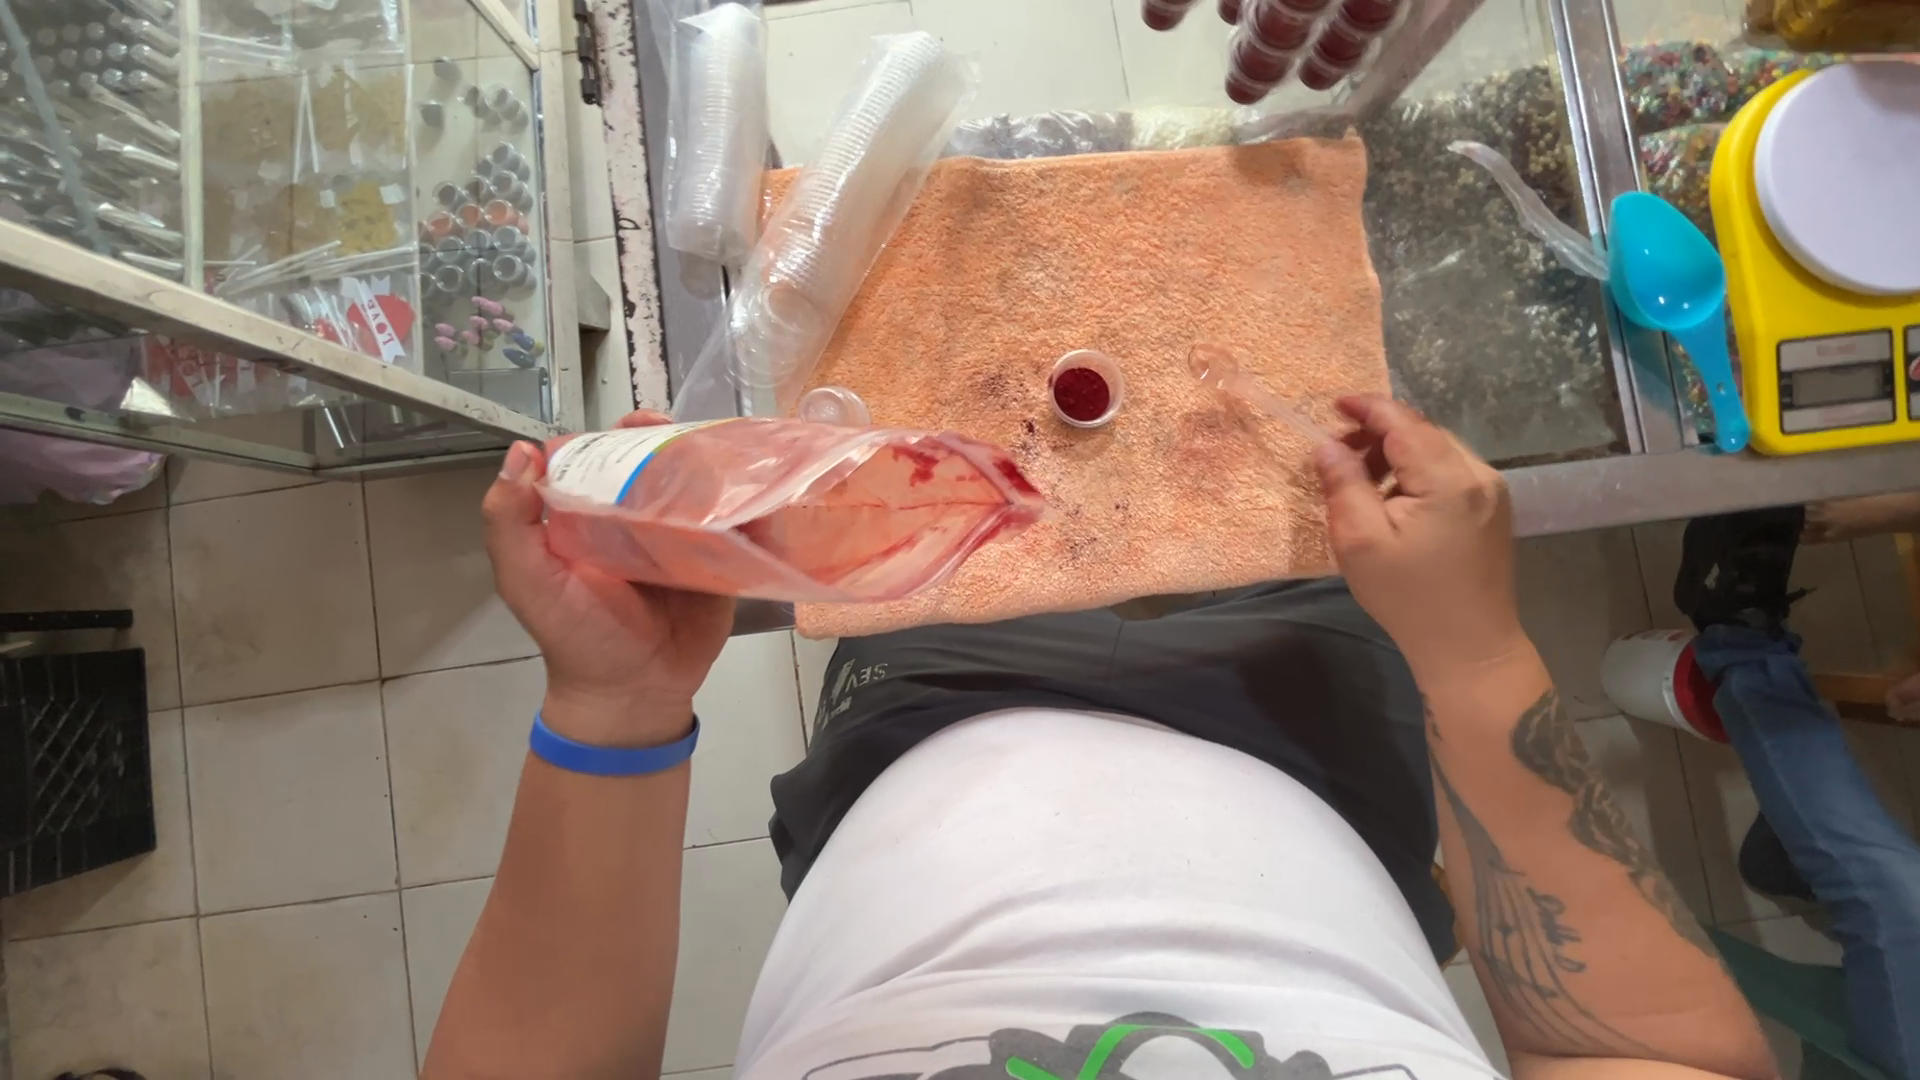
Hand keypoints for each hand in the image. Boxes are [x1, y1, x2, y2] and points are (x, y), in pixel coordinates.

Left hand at [482, 411, 734, 744]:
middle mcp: (641, 521)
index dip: (625, 433)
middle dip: (684, 444)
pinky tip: (766, 491)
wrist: (634, 692)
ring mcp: (685, 541)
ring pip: (706, 492)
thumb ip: (510, 524)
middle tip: (701, 437)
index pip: (610, 458)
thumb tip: (521, 451)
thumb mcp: (529, 582)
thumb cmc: (578, 636)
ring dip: (723, 470)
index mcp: (594, 516)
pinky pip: (738, 530)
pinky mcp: (721, 563)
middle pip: (665, 467)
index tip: (645, 421)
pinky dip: (753, 509)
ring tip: (738, 459)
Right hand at [1312, 395, 1527, 681]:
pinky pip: (1448, 470)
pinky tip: (1392, 498)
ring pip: (1436, 448)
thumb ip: (1343, 485)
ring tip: (1360, 480)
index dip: (1367, 407)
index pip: (1404, 422)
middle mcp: (1479, 475)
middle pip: (1422, 431)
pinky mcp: (1492, 508)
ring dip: (1395, 451)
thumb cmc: (1406, 595)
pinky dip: (1415, 470)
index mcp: (1448, 480)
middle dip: (1377, 432)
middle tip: (1336, 454)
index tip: (1332, 405)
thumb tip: (1328, 446)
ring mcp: (1492, 491)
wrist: (1467, 643)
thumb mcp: (1359, 541)